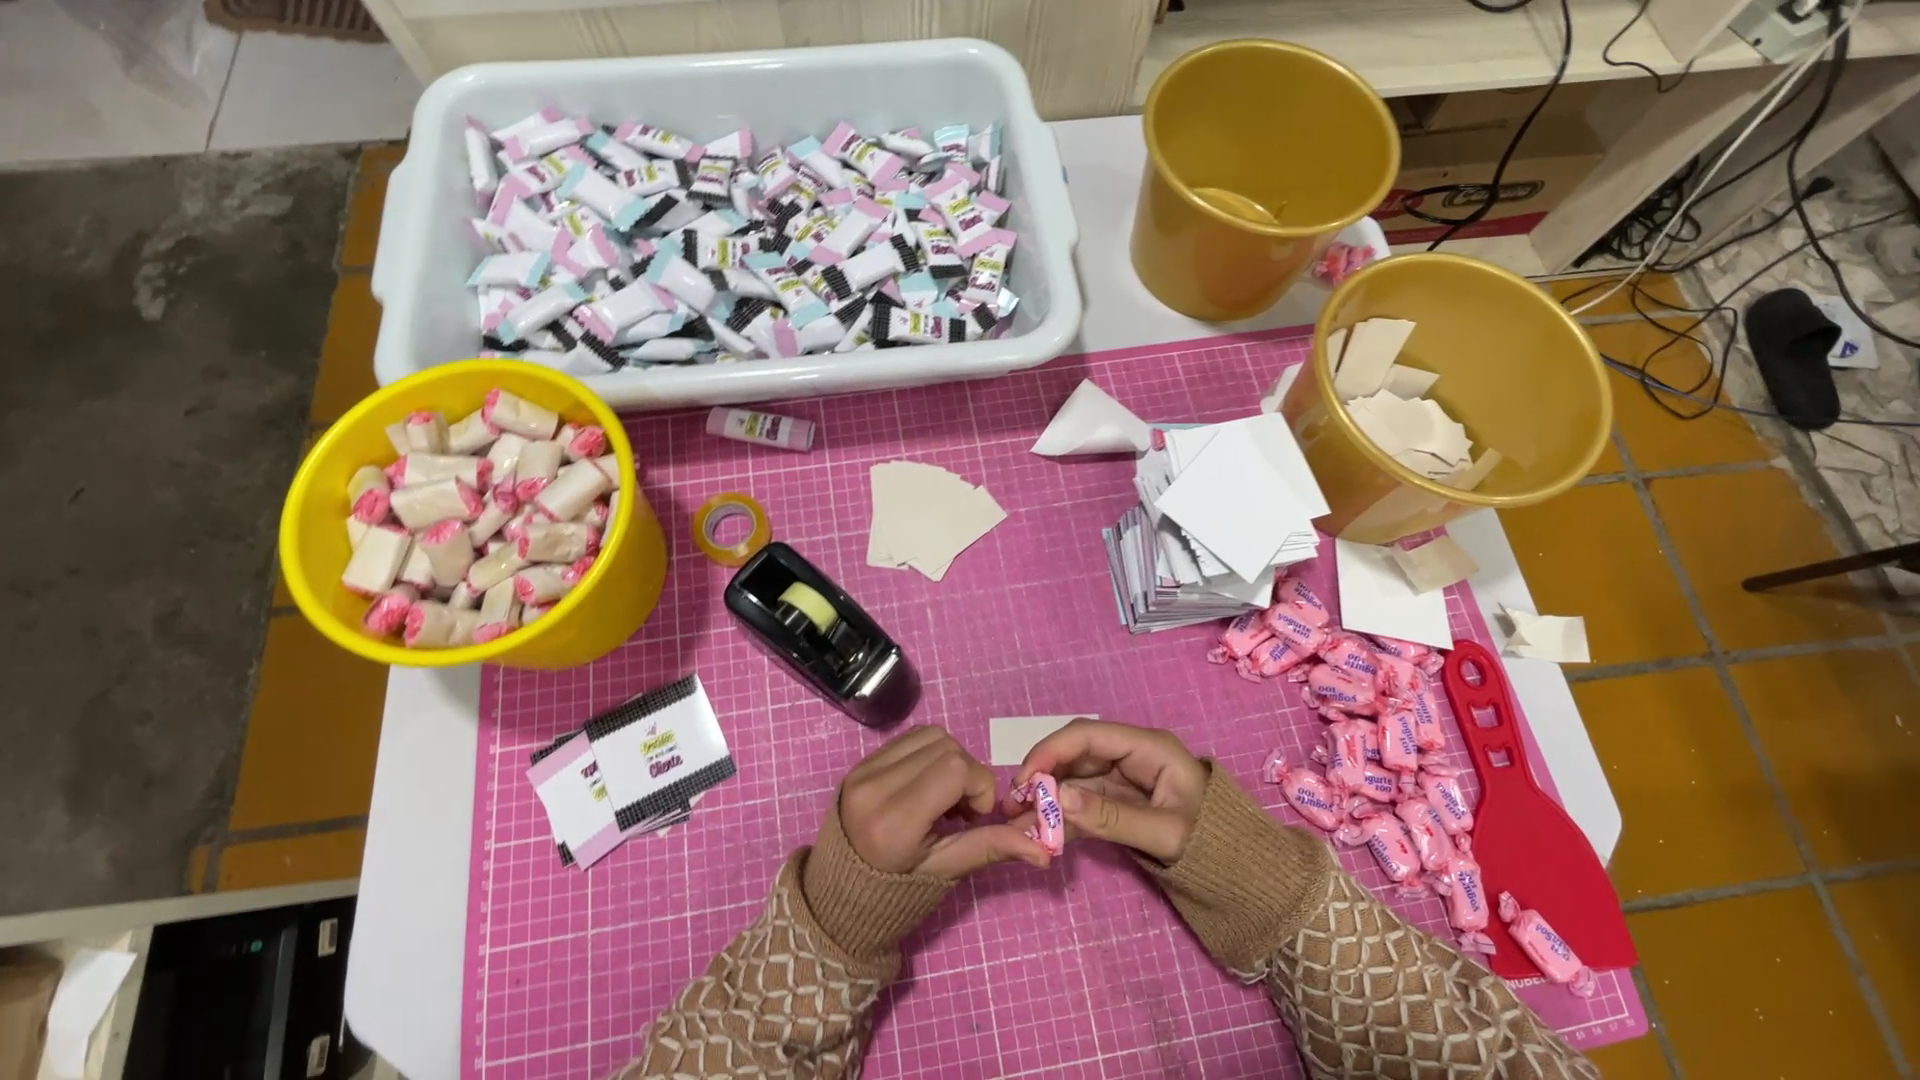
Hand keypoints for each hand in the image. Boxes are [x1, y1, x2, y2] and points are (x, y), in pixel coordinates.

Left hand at [837, 726, 1052, 879]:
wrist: (837, 895)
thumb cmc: (896, 893)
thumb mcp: (946, 870)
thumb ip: (992, 848)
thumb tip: (1045, 849)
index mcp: (894, 821)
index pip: (953, 769)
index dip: (978, 785)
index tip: (974, 816)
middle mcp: (875, 787)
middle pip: (946, 748)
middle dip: (968, 774)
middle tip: (961, 811)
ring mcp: (863, 771)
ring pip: (930, 736)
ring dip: (950, 760)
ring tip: (944, 798)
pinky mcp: (860, 763)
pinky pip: (909, 739)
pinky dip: (929, 754)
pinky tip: (927, 786)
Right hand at [1012, 719, 1208, 862]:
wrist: (1241, 872)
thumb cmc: (1213, 843)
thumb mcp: (1165, 833)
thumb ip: (1111, 817)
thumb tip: (1056, 799)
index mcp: (1148, 747)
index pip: (1087, 735)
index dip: (1051, 751)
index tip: (1024, 780)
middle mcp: (1131, 755)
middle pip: (1075, 754)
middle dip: (1042, 776)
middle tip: (1012, 805)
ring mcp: (1123, 779)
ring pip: (1073, 779)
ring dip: (1046, 799)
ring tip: (1017, 823)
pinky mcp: (1119, 802)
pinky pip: (1082, 803)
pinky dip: (1061, 817)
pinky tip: (1040, 832)